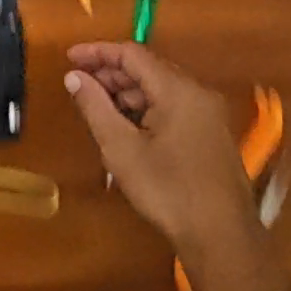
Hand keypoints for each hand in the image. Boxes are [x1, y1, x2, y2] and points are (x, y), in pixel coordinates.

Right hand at [65, 42, 256, 248]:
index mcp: (177, 90)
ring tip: (97, 109)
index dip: (97, 52)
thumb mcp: (121, 148)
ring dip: (126, 93)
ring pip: (160, 89)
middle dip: (110, 73)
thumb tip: (74, 76)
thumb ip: (95, 106)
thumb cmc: (167, 189)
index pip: (132, 54)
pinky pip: (173, 107)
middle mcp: (198, 94)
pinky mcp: (211, 135)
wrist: (221, 237)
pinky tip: (126, 128)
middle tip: (78, 85)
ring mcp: (208, 115)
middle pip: (148, 69)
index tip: (68, 58)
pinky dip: (145, 109)